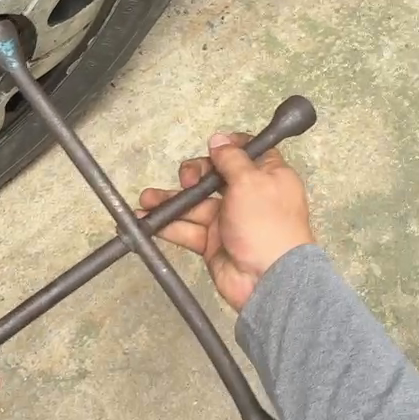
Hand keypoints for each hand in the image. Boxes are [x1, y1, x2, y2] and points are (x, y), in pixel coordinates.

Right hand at [138, 132, 313, 311]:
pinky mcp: (213, 242)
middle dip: (193, 175)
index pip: (247, 153)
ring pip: (194, 204)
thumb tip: (219, 140)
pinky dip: (167, 225)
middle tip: (187, 180)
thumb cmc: (270, 230)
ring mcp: (229, 220)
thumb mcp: (251, 181)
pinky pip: (186, 229)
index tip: (211, 147)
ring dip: (170, 200)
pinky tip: (148, 220)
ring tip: (148, 199)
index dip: (228, 147)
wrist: (267, 279)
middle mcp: (248, 197)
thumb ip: (231, 159)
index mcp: (267, 177)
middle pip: (213, 177)